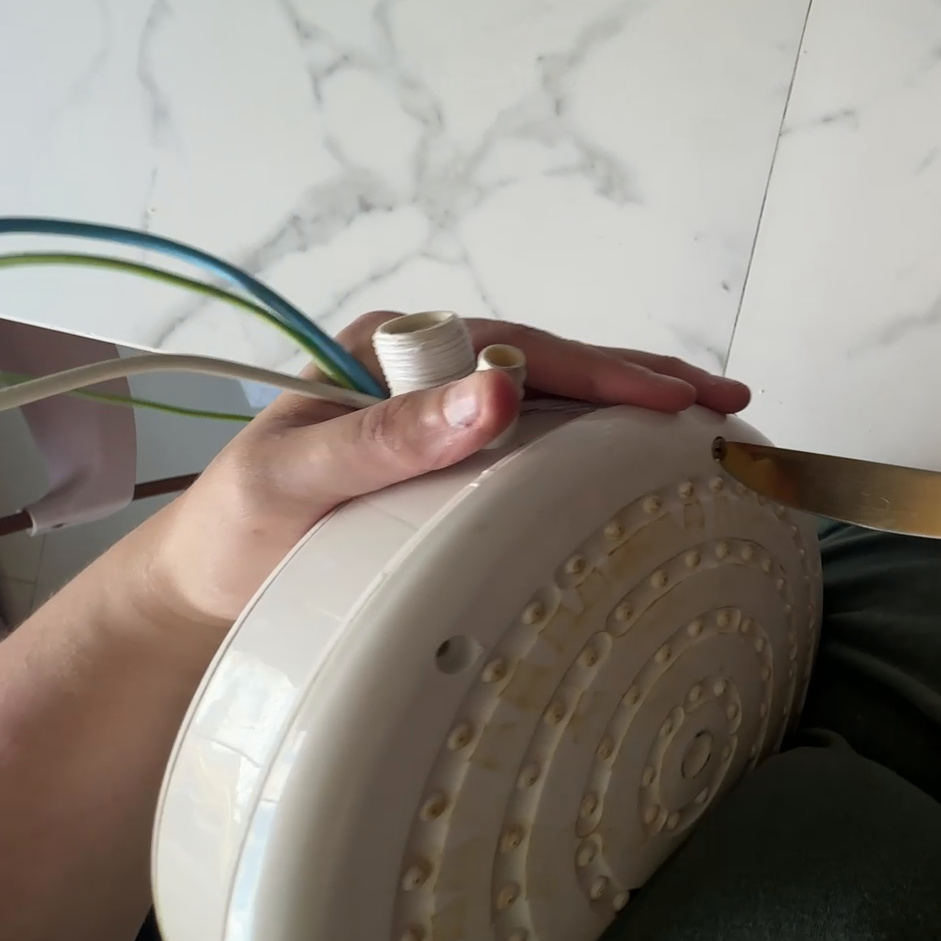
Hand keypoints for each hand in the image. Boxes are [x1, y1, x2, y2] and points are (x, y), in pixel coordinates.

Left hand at [145, 313, 749, 625]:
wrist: (214, 592)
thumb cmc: (244, 533)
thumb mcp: (298, 478)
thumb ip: (388, 436)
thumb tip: (501, 390)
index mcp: (403, 348)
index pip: (527, 348)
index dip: (607, 372)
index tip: (675, 400)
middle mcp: (442, 368)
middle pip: (567, 363)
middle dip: (651, 378)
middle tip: (726, 399)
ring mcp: (463, 410)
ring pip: (572, 395)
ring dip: (645, 402)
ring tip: (711, 413)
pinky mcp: (477, 455)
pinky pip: (559, 434)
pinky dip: (613, 436)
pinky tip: (649, 448)